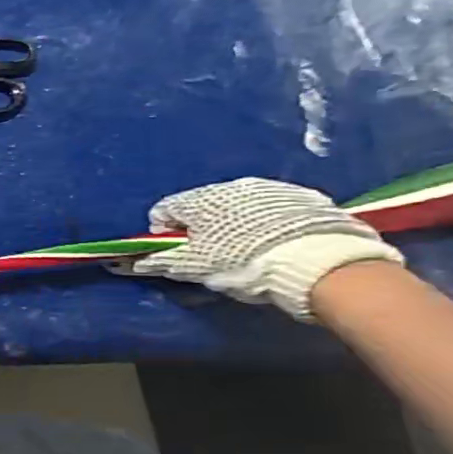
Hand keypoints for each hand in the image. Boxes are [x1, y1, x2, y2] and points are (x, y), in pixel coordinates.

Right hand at [119, 177, 403, 320]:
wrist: (326, 264)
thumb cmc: (243, 262)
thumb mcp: (194, 266)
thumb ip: (157, 260)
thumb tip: (126, 262)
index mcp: (199, 199)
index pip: (164, 211)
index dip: (165, 233)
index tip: (178, 252)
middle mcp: (233, 186)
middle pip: (203, 206)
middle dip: (202, 226)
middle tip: (212, 252)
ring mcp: (273, 190)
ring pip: (238, 206)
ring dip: (234, 223)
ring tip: (247, 248)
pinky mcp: (309, 198)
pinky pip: (272, 209)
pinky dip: (266, 222)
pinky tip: (276, 242)